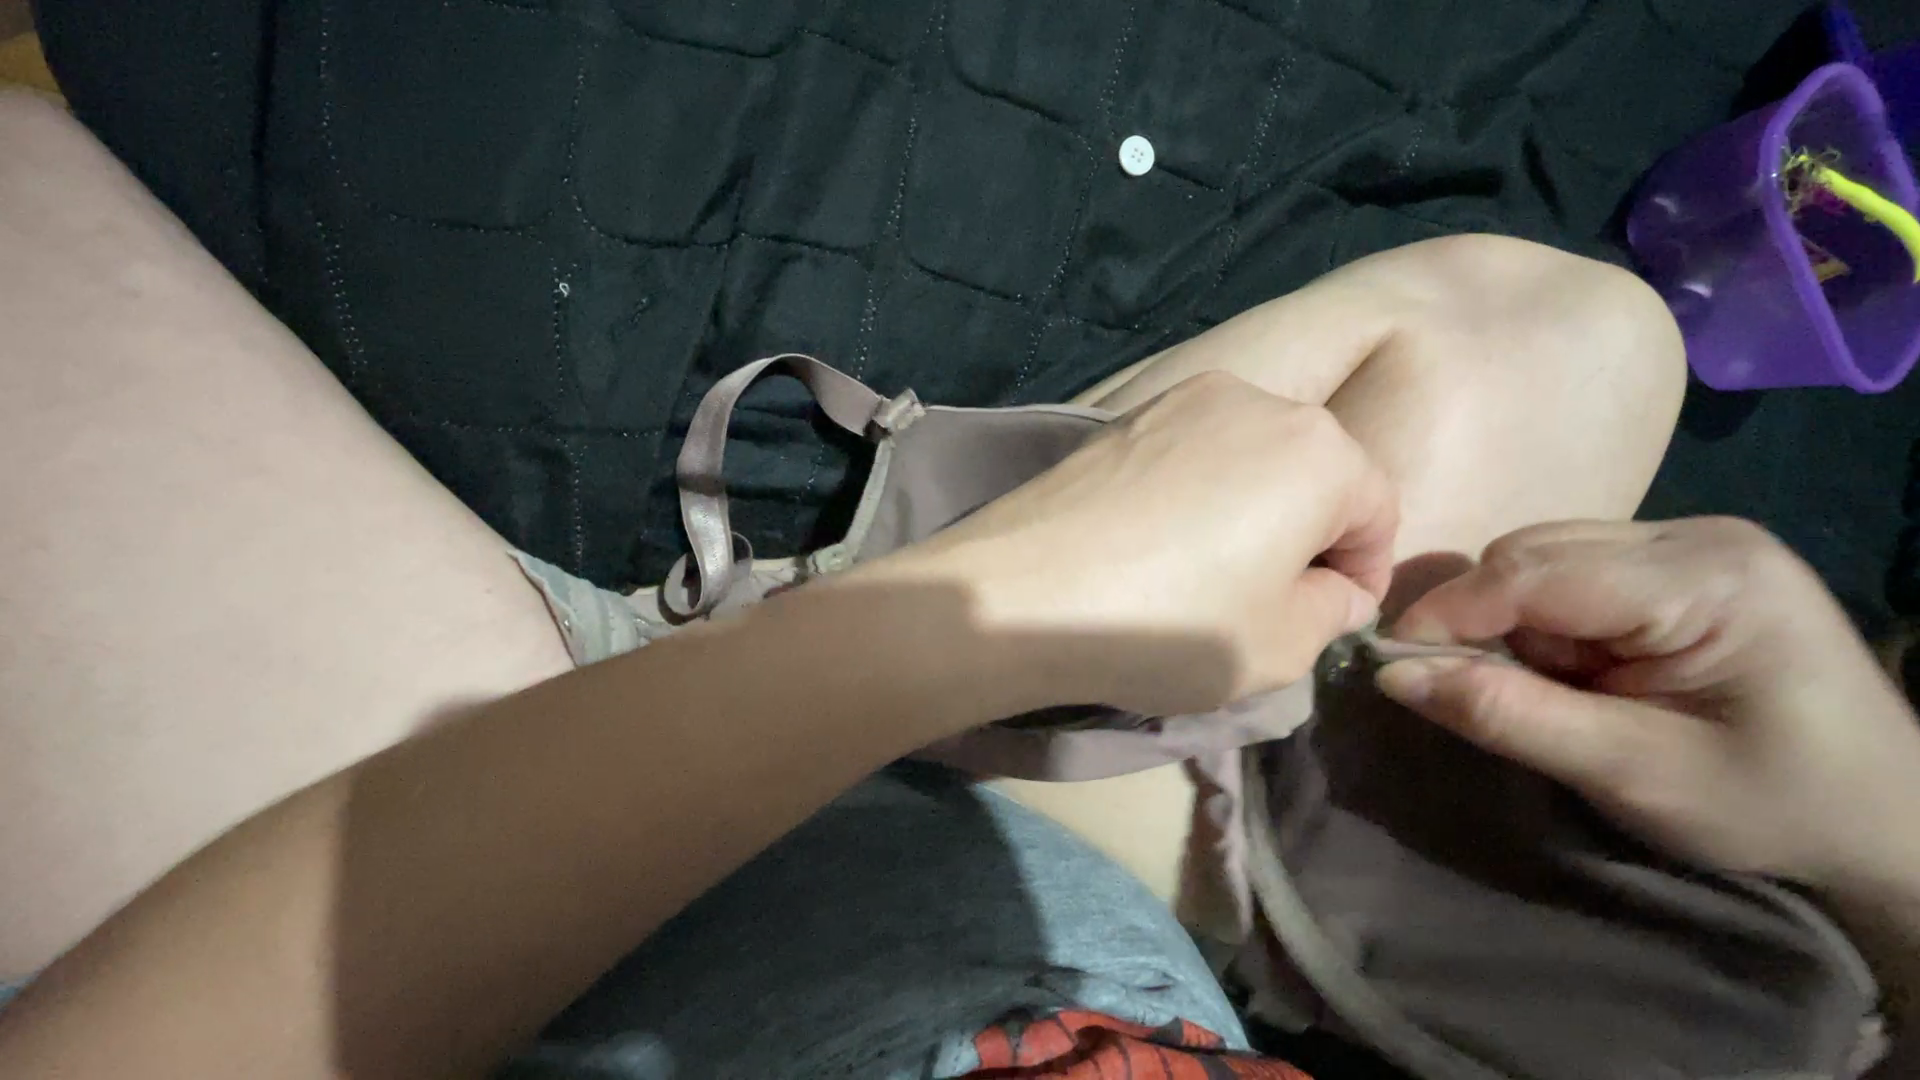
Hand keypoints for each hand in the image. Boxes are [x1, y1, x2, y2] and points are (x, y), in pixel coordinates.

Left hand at [865, 371, 1398, 716]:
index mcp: (1318, 448)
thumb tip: (1331, 585)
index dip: (1361, 575)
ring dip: (1246, 514)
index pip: (1376, 511)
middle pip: (1311, 475)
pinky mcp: (1118, 417)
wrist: (1017, 595)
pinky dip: (1191, 498)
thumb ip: (1332, 609)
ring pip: (1246, 461)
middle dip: (1304, 539)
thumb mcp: (1281, 647)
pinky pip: (1185, 457)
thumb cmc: (1167, 626)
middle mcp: (1253, 400)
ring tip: (1203, 575)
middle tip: (1265, 603)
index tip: (1328, 619)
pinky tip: (1152, 545)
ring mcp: (1177, 401)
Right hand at [1375, 517, 1919, 900]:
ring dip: (1509, 623)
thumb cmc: (1771, 805)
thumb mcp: (1630, 772)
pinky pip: (1560, 574)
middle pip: (1527, 554)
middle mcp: (1694, 536)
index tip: (1389, 668)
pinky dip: (1538, 623)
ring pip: (1534, 559)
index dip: (1447, 615)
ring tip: (1548, 687)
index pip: (1532, 572)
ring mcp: (1685, 543)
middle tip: (1479, 692)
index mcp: (1707, 576)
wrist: (1885, 823)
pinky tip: (1572, 668)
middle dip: (1481, 621)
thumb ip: (1507, 716)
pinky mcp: (1672, 563)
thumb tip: (1390, 677)